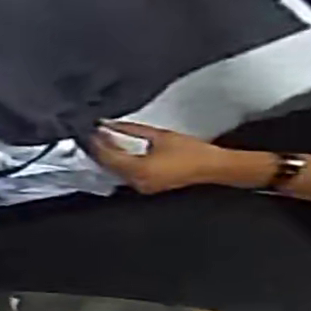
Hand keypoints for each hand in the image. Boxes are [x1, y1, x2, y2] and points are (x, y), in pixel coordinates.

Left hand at [89, 121, 272, 193]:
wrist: (217, 167)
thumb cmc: (192, 151)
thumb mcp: (159, 136)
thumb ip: (131, 129)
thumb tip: (109, 123)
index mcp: (137, 170)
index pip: (107, 156)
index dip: (97, 142)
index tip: (92, 131)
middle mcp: (135, 181)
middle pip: (107, 164)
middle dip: (100, 149)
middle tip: (96, 134)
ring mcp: (140, 187)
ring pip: (114, 170)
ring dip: (108, 156)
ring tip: (105, 140)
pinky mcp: (146, 187)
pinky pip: (124, 174)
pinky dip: (118, 163)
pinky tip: (118, 153)